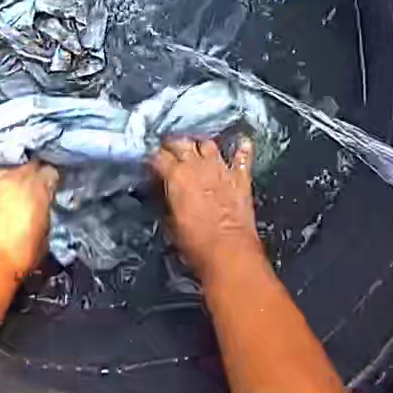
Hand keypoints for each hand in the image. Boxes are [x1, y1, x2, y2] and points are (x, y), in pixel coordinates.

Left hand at [0, 163, 58, 290]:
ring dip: (7, 177)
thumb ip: (44, 216)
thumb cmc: (16, 259)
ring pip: (4, 167)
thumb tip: (40, 213)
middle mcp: (18, 176)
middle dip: (29, 177)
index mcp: (40, 187)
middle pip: (29, 166)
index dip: (48, 183)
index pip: (50, 173)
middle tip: (26, 194)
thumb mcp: (44, 238)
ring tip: (3, 192)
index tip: (46, 192)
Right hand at [150, 137, 263, 279]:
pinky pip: (242, 154)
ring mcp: (221, 168)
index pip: (159, 156)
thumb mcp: (170, 223)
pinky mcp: (240, 176)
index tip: (150, 161)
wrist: (229, 251)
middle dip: (172, 143)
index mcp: (177, 176)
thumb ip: (165, 200)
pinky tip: (241, 142)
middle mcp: (199, 166)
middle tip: (168, 148)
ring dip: (200, 144)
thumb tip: (162, 192)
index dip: (152, 158)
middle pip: (182, 142)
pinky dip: (241, 148)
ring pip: (208, 143)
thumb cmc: (196, 244)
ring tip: (196, 147)